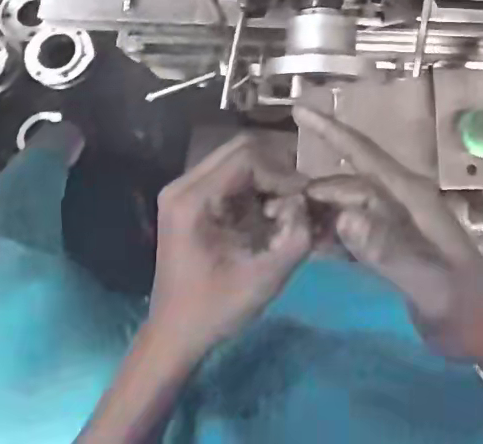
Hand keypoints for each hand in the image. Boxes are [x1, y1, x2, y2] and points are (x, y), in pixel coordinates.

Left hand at [147, 133, 312, 356]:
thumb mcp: (264, 280)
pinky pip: (232, 172)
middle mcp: (183, 184)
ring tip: (284, 206)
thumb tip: (308, 204)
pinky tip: (267, 211)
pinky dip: (257, 184)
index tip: (302, 199)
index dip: (281, 172)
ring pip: (239, 156)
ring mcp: (184, 187)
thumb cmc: (214, 311)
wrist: (174, 336)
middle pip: (242, 147)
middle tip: (296, 199)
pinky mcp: (192, 196)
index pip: (247, 157)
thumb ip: (295, 238)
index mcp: (192, 200)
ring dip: (268, 176)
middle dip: (276, 169)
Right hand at [294, 105, 482, 361]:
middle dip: (313, 190)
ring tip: (284, 226)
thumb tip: (343, 215)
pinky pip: (354, 231)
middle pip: (347, 184)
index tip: (299, 109)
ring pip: (348, 206)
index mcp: (411, 195)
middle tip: (274, 208)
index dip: (331, 130)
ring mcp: (397, 223)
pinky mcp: (393, 246)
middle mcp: (401, 200)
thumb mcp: (428, 283)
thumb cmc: (465, 307)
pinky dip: (332, 235)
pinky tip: (310, 246)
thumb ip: (387, 250)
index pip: (363, 153)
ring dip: (320, 214)